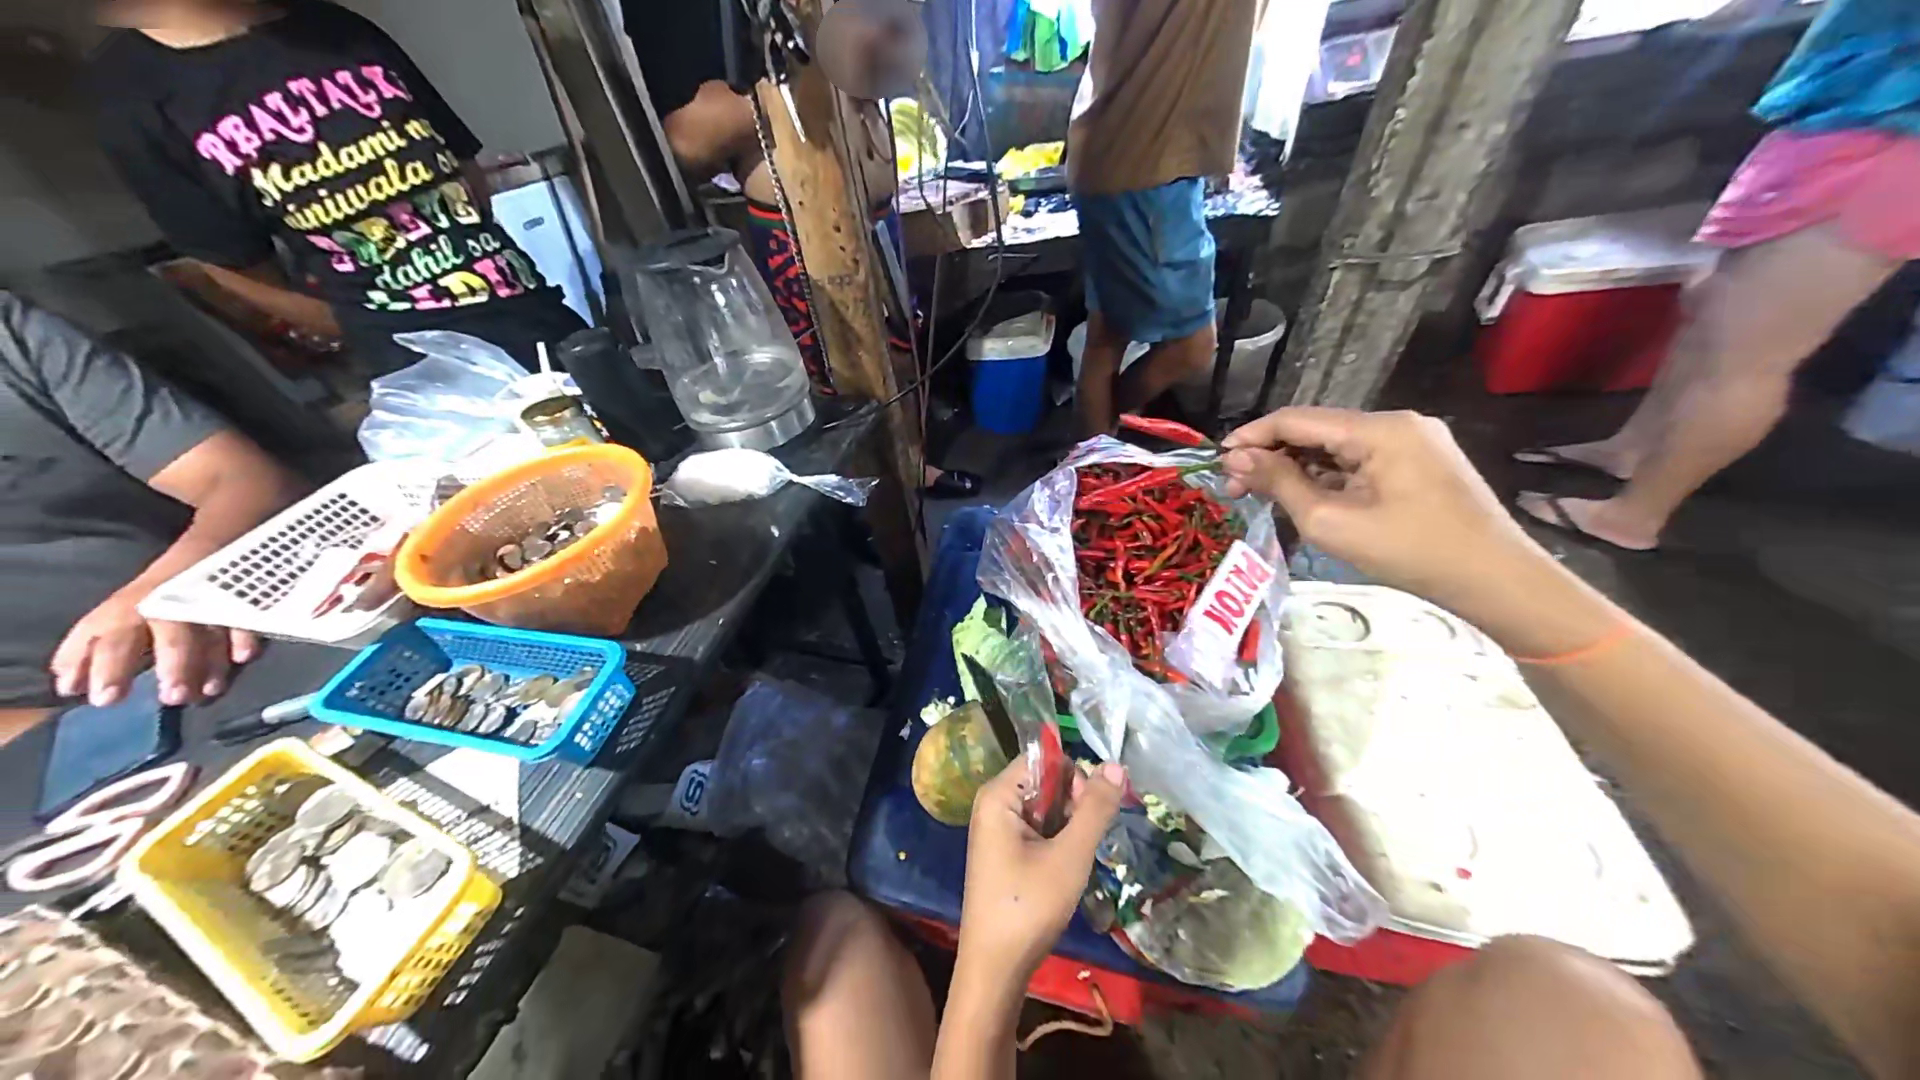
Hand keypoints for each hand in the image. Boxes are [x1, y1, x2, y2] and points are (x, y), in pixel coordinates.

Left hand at [51, 591, 259, 706]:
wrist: (205, 554)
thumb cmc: (149, 596)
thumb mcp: (108, 618)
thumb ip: (86, 652)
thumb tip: (70, 686)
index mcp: (127, 611)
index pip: (115, 642)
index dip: (109, 670)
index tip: (107, 700)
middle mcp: (169, 607)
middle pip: (172, 640)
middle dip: (173, 669)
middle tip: (173, 698)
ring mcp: (210, 604)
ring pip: (211, 636)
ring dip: (210, 665)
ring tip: (208, 691)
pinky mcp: (242, 602)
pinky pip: (245, 622)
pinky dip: (244, 639)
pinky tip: (242, 658)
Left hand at [957, 756, 1126, 980]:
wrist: (995, 968)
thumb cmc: (1029, 906)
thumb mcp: (1069, 855)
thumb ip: (1095, 809)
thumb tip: (1117, 764)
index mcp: (998, 795)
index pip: (1043, 760)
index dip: (1073, 776)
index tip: (1092, 808)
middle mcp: (994, 804)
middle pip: (1044, 781)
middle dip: (1073, 803)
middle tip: (1082, 841)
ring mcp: (998, 829)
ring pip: (1046, 807)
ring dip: (1069, 825)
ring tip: (1075, 857)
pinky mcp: (1006, 851)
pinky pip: (1038, 828)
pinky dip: (1058, 840)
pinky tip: (1066, 865)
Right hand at [1220, 408, 1543, 608]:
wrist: (1496, 580)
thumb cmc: (1409, 551)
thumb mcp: (1330, 520)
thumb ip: (1279, 482)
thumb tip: (1235, 458)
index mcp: (1378, 429)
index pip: (1296, 419)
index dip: (1251, 437)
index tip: (1218, 461)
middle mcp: (1397, 423)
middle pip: (1317, 430)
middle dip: (1272, 455)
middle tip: (1237, 486)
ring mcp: (1414, 441)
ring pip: (1337, 446)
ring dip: (1298, 467)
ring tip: (1264, 495)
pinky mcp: (1421, 461)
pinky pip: (1360, 460)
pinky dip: (1327, 476)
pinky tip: (1306, 496)